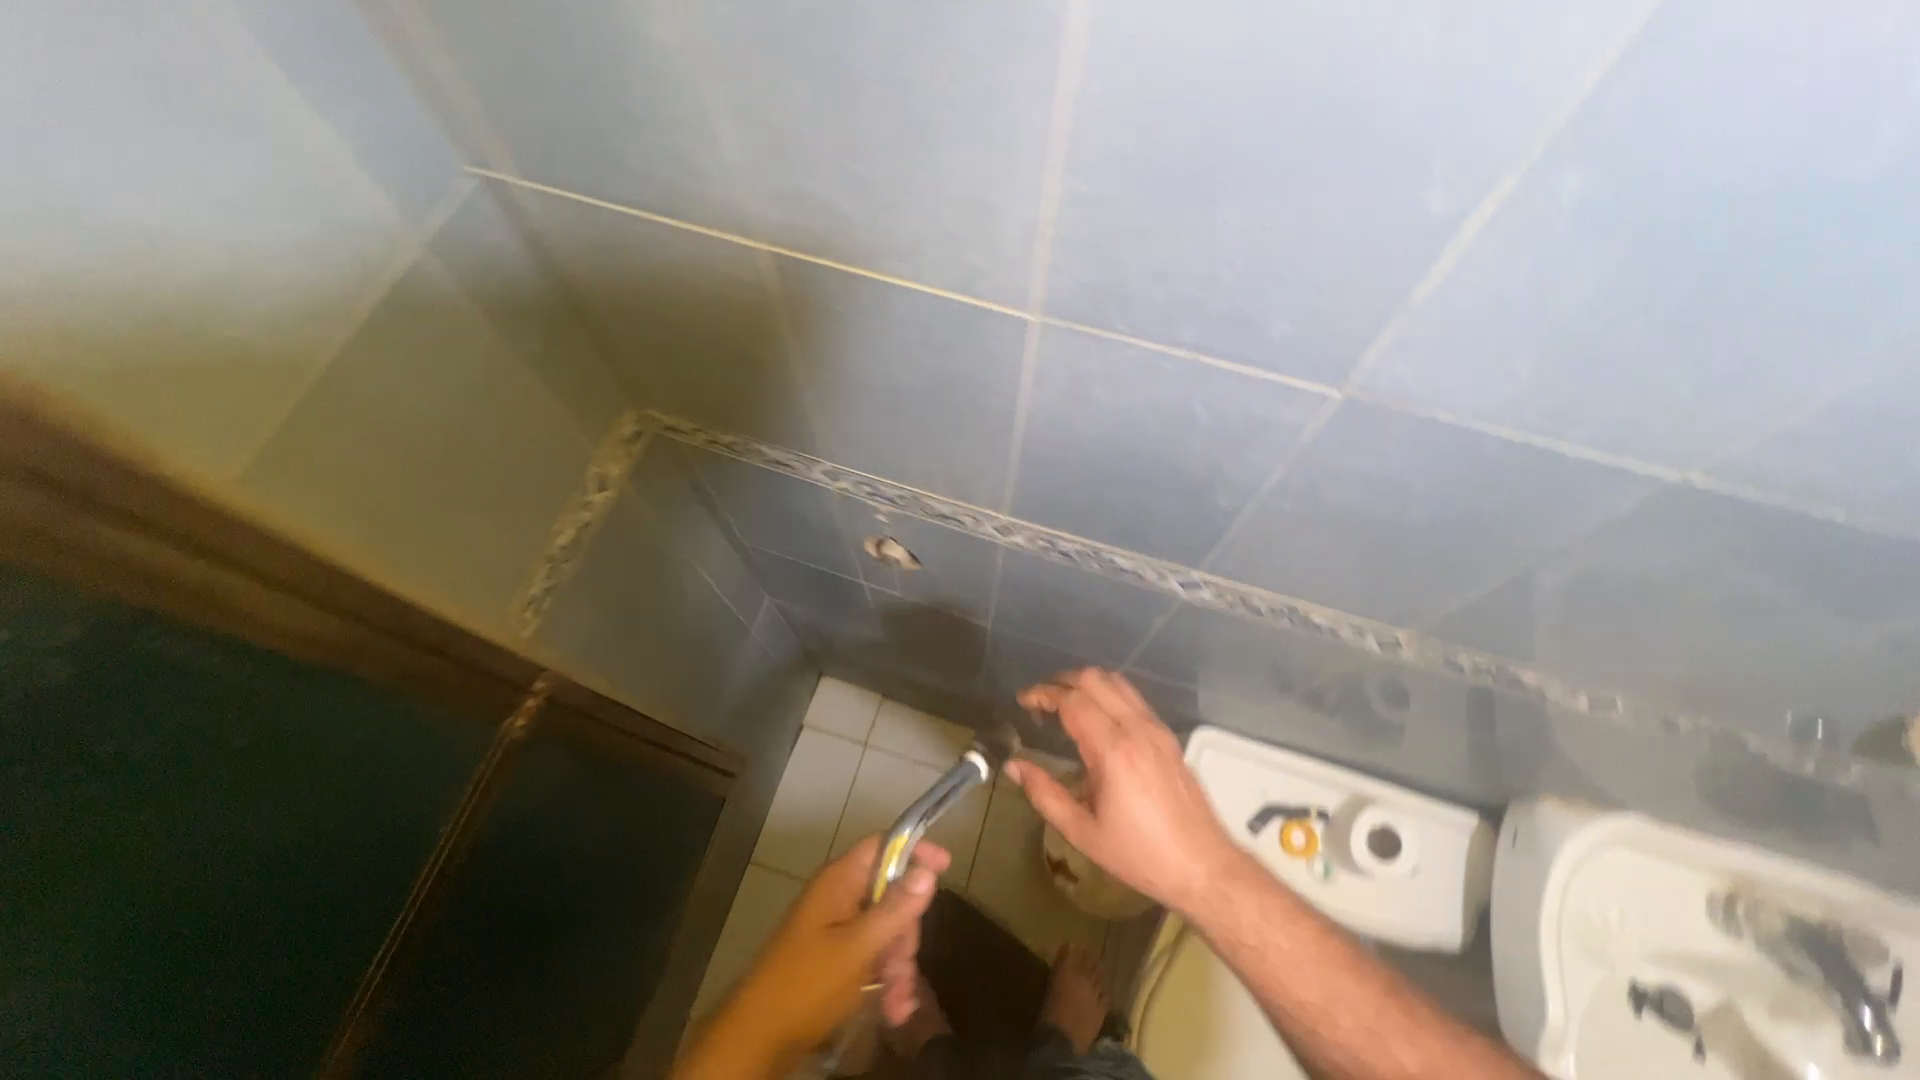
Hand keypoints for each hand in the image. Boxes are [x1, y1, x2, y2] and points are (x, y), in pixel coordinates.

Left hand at [676, 835, 948, 1079]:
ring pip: (885, 931)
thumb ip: (894, 909)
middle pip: (891, 894)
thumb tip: (928, 871)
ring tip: (898, 1004)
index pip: (882, 845)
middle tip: (905, 964)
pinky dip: (885, 980)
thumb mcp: (858, 947)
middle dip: (906, 933)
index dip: (914, 851)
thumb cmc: (807, 984)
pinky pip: (872, 956)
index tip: (946, 867)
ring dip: (898, 966)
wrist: (758, 1037)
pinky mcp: (835, 958)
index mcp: (838, 882)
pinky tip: (892, 1010)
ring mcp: (836, 928)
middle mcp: (838, 897)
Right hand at [1008, 668, 1242, 916]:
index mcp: (1113, 750)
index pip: (1072, 701)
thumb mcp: (1083, 832)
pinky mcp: (1168, 738)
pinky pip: (1134, 699)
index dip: (1043, 694)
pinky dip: (1109, 694)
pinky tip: (1097, 718)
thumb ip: (1045, 794)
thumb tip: (1014, 766)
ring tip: (1064, 702)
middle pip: (1095, 679)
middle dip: (1062, 681)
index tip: (1023, 701)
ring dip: (1087, 683)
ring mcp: (1157, 730)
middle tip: (1040, 699)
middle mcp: (1137, 729)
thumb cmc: (1140, 854)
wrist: (1202, 865)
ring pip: (1118, 683)